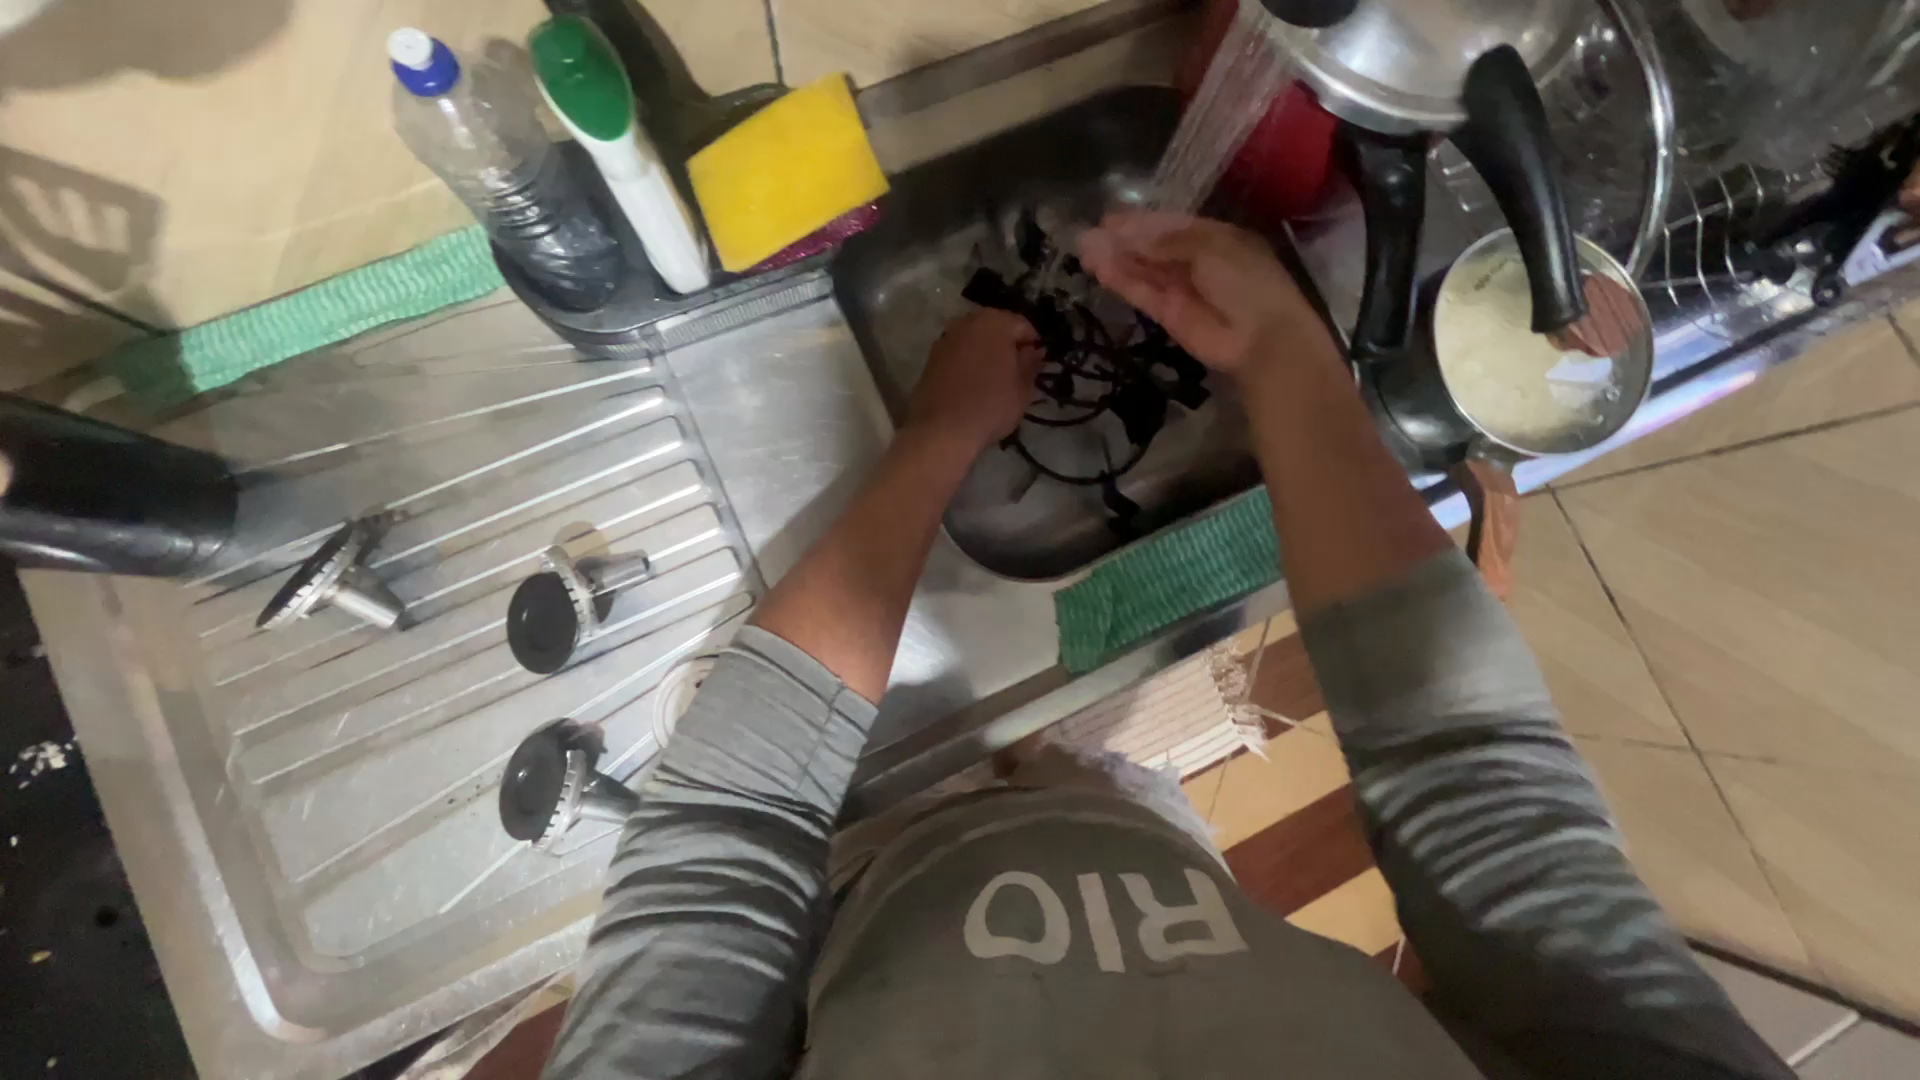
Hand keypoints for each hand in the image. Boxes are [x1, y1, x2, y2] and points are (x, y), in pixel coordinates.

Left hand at [905, 309, 1044, 452]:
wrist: (943, 429)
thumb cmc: (990, 407)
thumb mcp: (1023, 389)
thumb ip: (1031, 364)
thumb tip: (1034, 351)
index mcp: (995, 322)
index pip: (1023, 325)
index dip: (1033, 344)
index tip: (1036, 364)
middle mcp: (968, 322)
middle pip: (996, 327)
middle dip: (1007, 345)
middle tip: (1015, 371)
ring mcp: (946, 338)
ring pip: (975, 339)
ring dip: (986, 352)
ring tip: (993, 378)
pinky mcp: (931, 356)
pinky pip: (958, 352)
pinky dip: (967, 361)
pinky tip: (971, 383)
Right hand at [1078, 211, 1334, 379]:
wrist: (1260, 337)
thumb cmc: (1246, 281)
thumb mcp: (1212, 247)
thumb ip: (1170, 240)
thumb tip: (1132, 235)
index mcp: (1215, 238)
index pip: (1173, 225)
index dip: (1142, 221)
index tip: (1110, 217)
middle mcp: (1195, 262)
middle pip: (1153, 248)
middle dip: (1122, 240)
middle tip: (1088, 233)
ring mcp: (1180, 290)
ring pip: (1143, 271)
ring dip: (1115, 259)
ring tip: (1083, 248)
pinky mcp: (1166, 316)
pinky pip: (1141, 294)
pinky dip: (1121, 281)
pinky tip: (1099, 269)